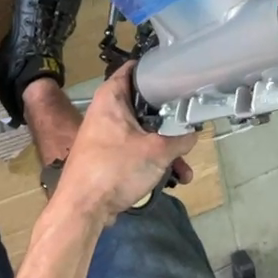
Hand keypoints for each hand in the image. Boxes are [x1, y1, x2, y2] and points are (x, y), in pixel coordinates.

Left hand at [57, 68, 197, 221]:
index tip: (179, 74)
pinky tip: (171, 180)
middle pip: (145, 105)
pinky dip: (152, 161)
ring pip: (144, 132)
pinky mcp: (108, 156)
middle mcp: (106, 110)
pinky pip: (136, 150)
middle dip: (169, 120)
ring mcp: (106, 134)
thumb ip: (181, 140)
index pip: (135, 69)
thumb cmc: (116, 168)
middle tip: (189, 125)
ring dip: (166, 149)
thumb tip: (194, 133)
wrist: (83, 208)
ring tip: (184, 170)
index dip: (157, 69)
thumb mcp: (157, 152)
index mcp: (111, 97)